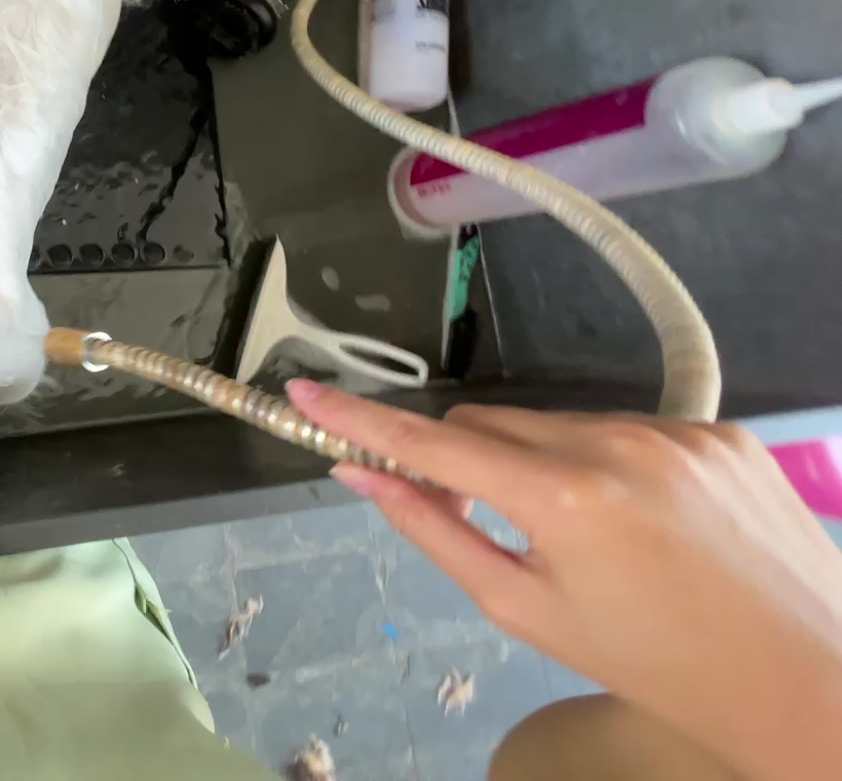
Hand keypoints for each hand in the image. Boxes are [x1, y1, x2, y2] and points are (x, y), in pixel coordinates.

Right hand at [288, 381, 841, 779]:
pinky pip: (611, 426)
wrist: (835, 699)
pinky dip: (591, 458)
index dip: (356, 418)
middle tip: (470, 511)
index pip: (426, 442)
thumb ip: (428, 527)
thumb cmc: (657, 666)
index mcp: (563, 497)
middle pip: (480, 422)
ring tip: (571, 525)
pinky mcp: (719, 433)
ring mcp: (676, 433)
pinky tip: (632, 513)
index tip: (303, 393)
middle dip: (455, 457)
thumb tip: (358, 474)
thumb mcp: (521, 608)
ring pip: (543, 422)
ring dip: (525, 458)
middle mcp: (616, 444)